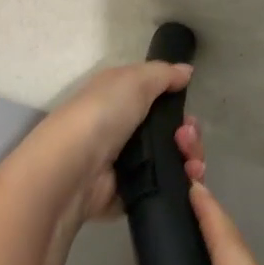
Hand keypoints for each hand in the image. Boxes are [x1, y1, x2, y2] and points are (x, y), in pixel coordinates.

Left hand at [17, 61, 202, 224]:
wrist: (72, 169)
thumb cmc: (102, 115)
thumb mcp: (133, 80)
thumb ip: (163, 74)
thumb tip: (186, 71)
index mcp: (120, 101)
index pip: (159, 102)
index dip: (178, 107)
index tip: (189, 115)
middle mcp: (124, 131)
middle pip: (172, 134)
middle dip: (190, 137)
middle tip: (185, 140)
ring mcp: (129, 165)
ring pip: (174, 161)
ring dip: (190, 159)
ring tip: (190, 165)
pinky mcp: (133, 193)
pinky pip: (166, 186)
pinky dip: (182, 185)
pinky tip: (188, 182)